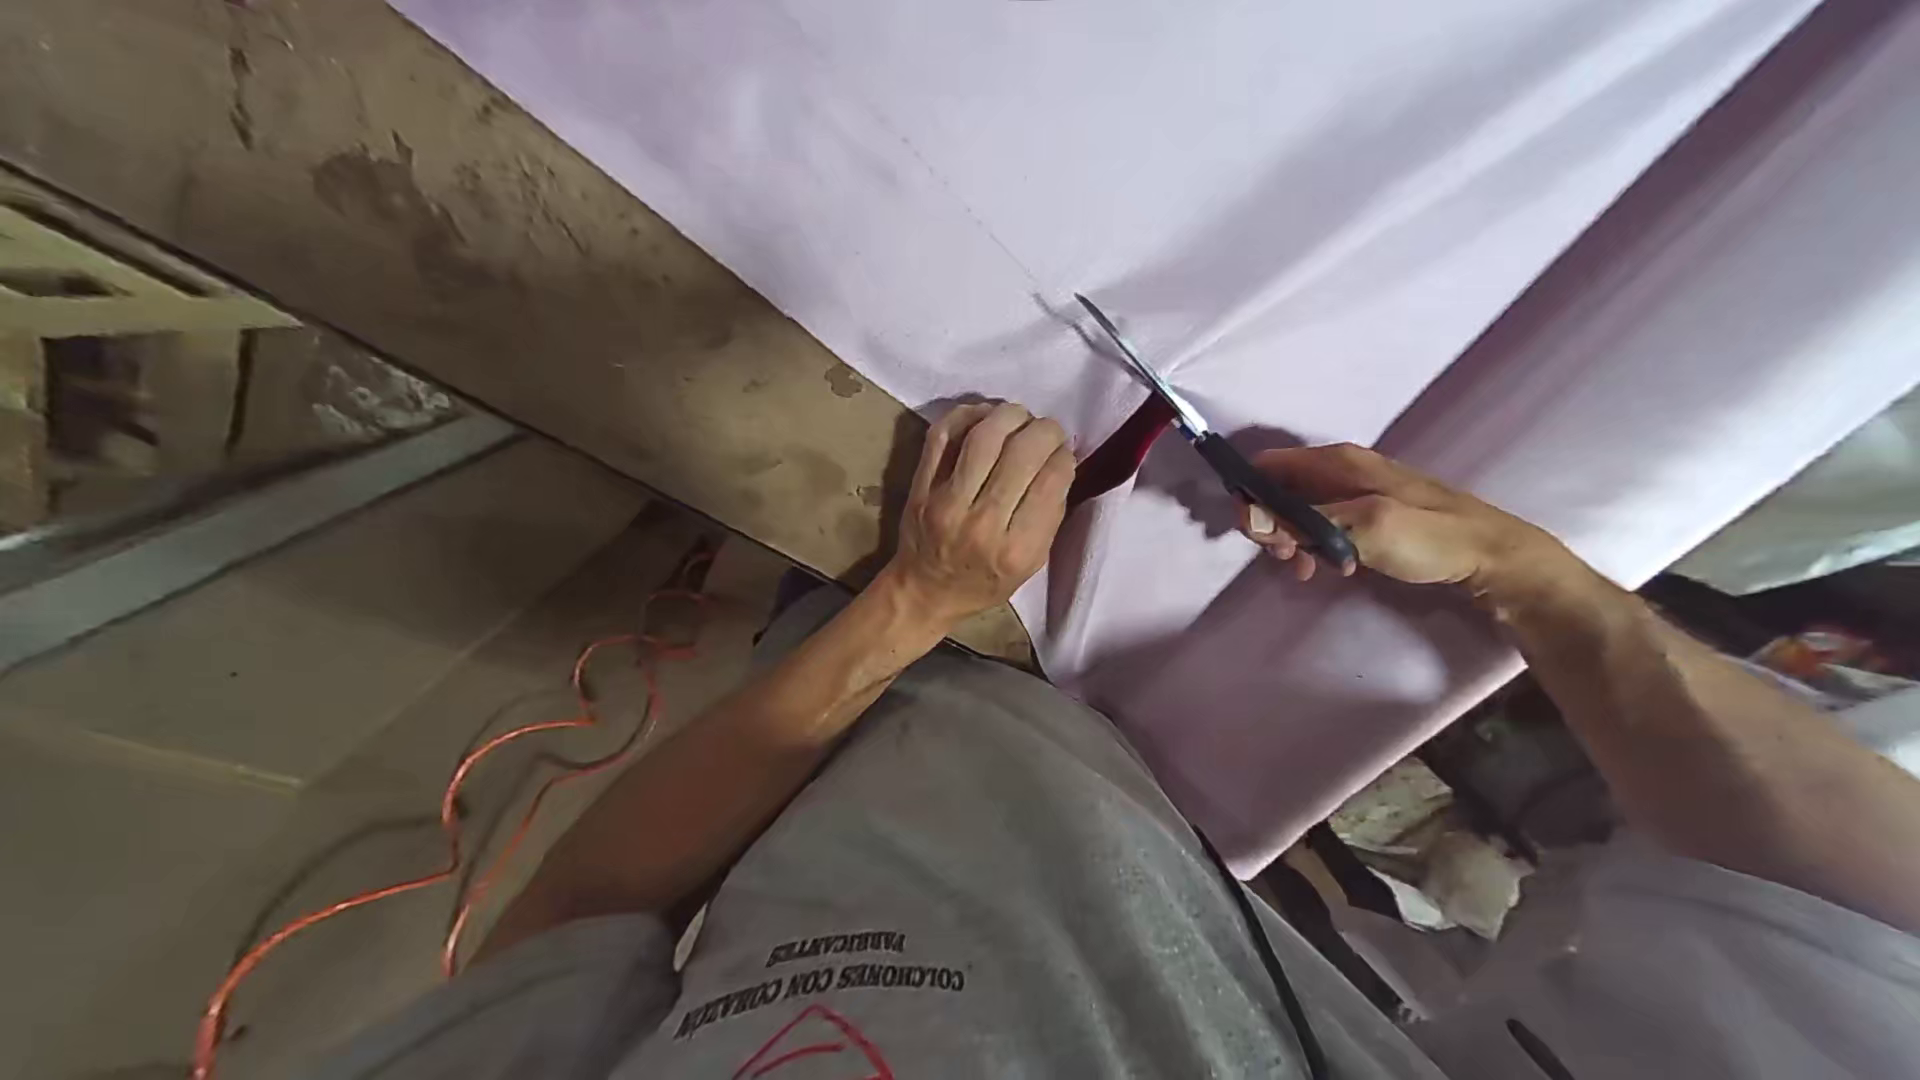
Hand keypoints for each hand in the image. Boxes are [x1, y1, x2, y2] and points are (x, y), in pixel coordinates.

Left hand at [879, 402, 1075, 629]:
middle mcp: (981, 523)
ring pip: (983, 436)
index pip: (1051, 479)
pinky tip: (985, 415)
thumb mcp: (1032, 564)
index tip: (1064, 451)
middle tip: (1047, 430)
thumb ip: (1050, 514)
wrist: (925, 592)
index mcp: (1016, 549)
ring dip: (1009, 414)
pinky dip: (968, 414)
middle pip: (1022, 452)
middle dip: (1044, 429)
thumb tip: (1061, 459)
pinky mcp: (921, 486)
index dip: (1064, 454)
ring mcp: (946, 502)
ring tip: (1020, 417)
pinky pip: (943, 434)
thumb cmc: (985, 582)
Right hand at [1237, 442, 1572, 599]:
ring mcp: (1351, 491)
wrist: (1493, 559)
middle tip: (1283, 555)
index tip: (1255, 532)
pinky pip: (1317, 523)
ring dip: (1288, 539)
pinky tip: (1324, 567)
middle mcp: (1339, 470)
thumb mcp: (1364, 527)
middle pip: (1276, 489)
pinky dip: (1310, 545)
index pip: (1266, 465)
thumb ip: (1304, 521)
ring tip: (1304, 567)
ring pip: (1294, 510)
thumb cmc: (1431, 537)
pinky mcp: (1362, 513)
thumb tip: (1250, 518)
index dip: (1248, 495)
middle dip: (1269, 523)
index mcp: (1336, 462)